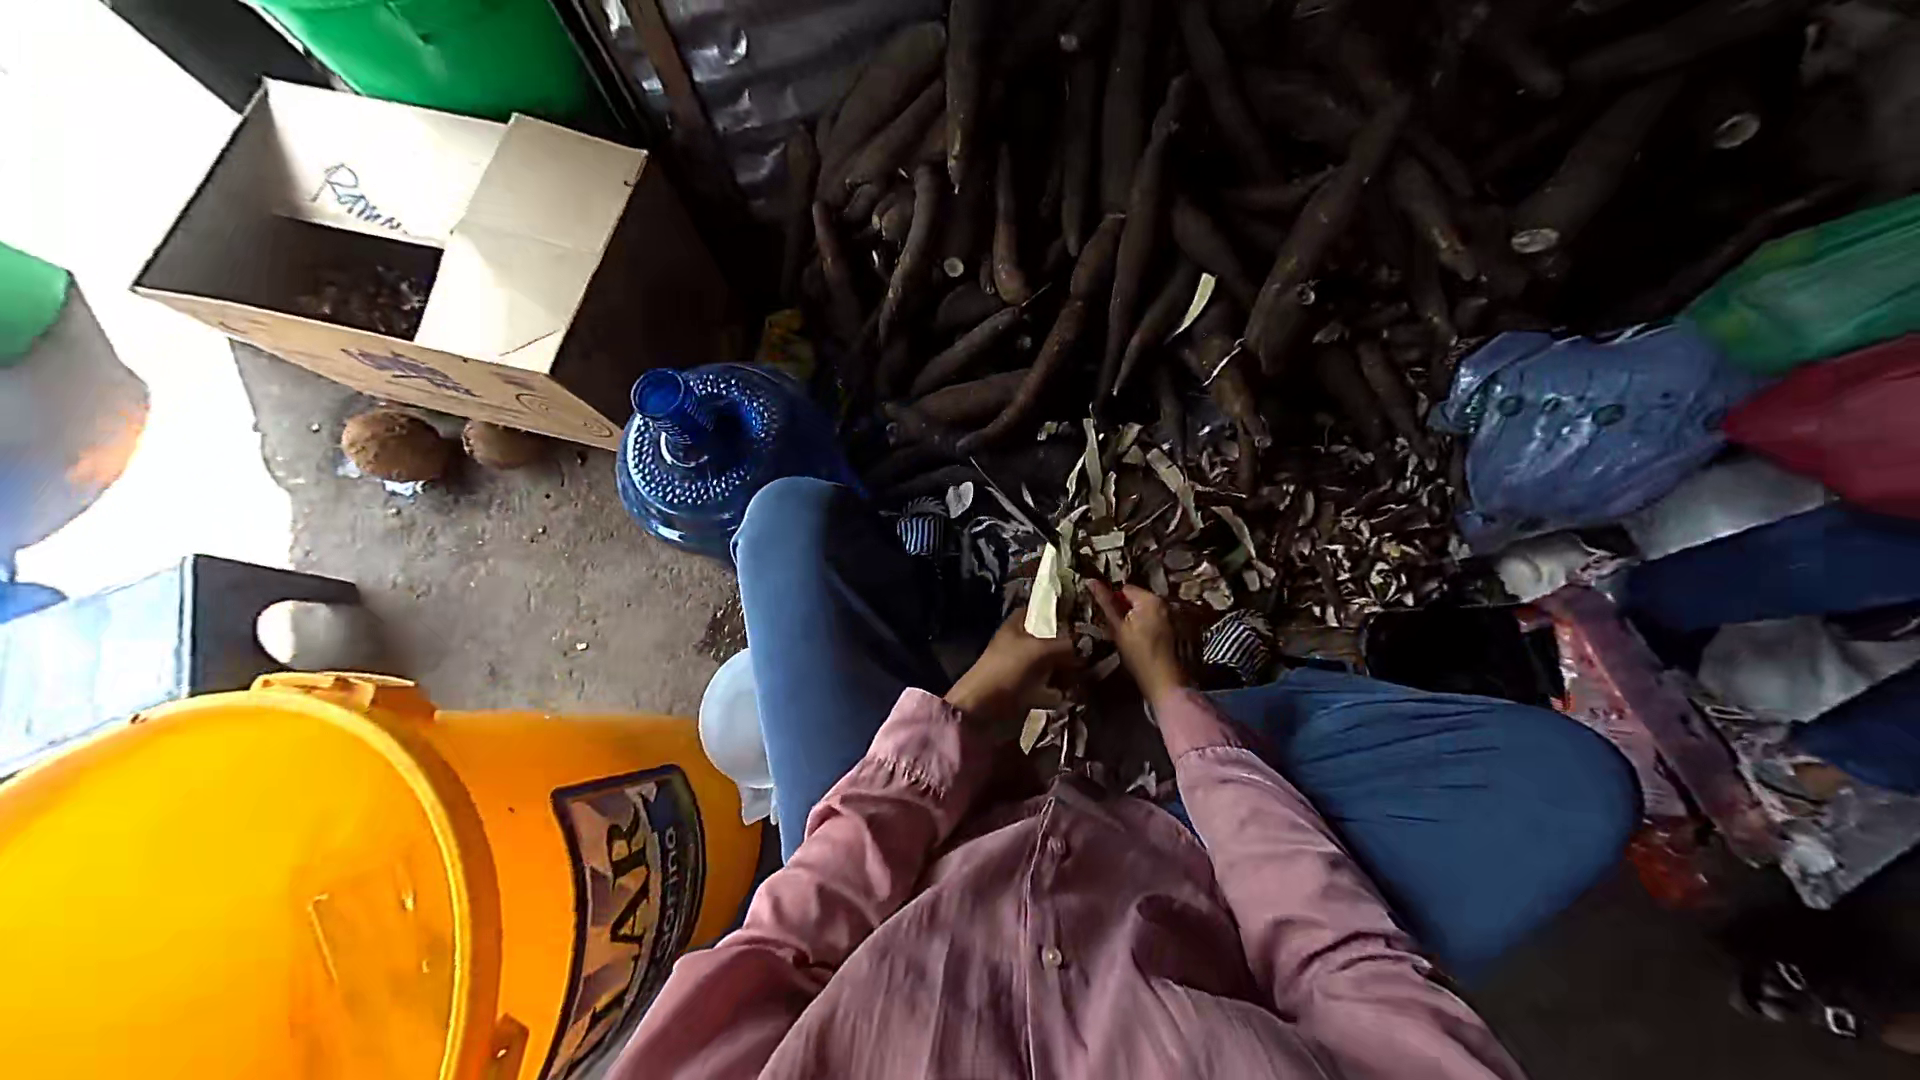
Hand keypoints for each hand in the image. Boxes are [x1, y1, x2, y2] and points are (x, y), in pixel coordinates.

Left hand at [944, 610, 1078, 732]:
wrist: (981, 711)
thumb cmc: (1006, 670)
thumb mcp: (1039, 650)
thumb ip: (1066, 645)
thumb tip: (1088, 646)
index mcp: (1017, 626)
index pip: (1041, 611)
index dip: (1061, 614)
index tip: (1086, 620)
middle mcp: (1021, 644)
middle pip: (1053, 640)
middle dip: (1072, 647)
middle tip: (1095, 652)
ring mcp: (1024, 669)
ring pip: (1054, 665)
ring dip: (1070, 671)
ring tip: (1089, 676)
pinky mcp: (1027, 692)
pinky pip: (1051, 688)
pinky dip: (1062, 691)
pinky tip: (1076, 693)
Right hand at [1087, 581, 1187, 703]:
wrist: (1162, 679)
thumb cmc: (1137, 652)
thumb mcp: (1117, 627)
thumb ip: (1106, 602)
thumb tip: (1090, 580)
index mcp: (1150, 599)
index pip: (1124, 588)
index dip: (1112, 601)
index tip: (1108, 618)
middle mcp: (1162, 602)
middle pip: (1134, 598)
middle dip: (1123, 609)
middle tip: (1116, 629)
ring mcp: (1168, 615)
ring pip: (1141, 609)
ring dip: (1131, 618)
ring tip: (1125, 636)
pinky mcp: (1170, 627)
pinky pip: (1150, 618)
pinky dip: (1141, 625)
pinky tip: (1137, 640)